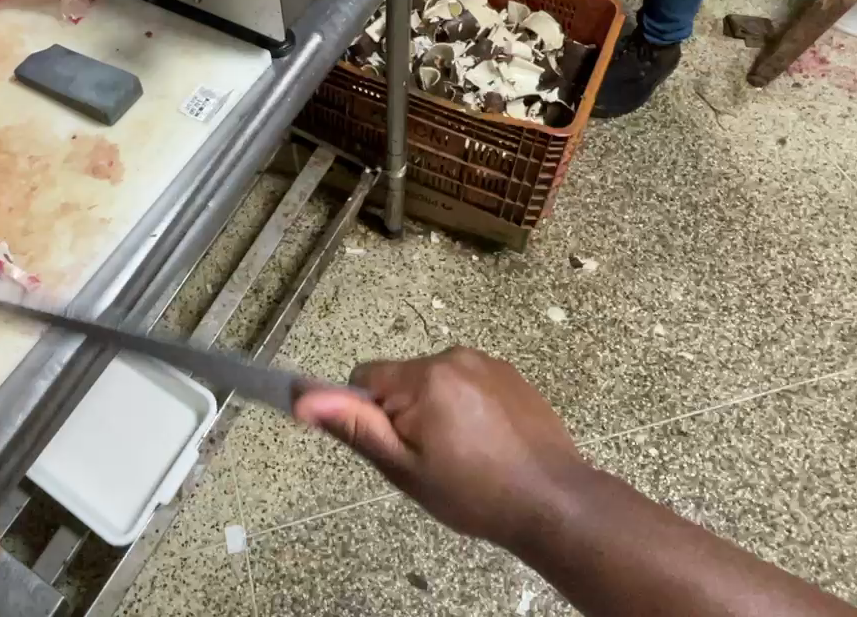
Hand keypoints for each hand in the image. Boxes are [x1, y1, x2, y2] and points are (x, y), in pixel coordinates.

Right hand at [293, 348, 586, 549]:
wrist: (555, 501)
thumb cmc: (472, 493)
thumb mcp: (405, 469)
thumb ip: (355, 426)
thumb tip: (302, 396)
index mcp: (422, 376)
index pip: (365, 376)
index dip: (369, 412)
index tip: (394, 444)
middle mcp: (451, 355)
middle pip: (402, 378)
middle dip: (405, 411)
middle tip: (431, 456)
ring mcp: (485, 360)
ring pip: (435, 379)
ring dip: (436, 406)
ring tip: (464, 452)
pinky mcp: (509, 371)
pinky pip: (467, 380)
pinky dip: (466, 403)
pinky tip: (488, 440)